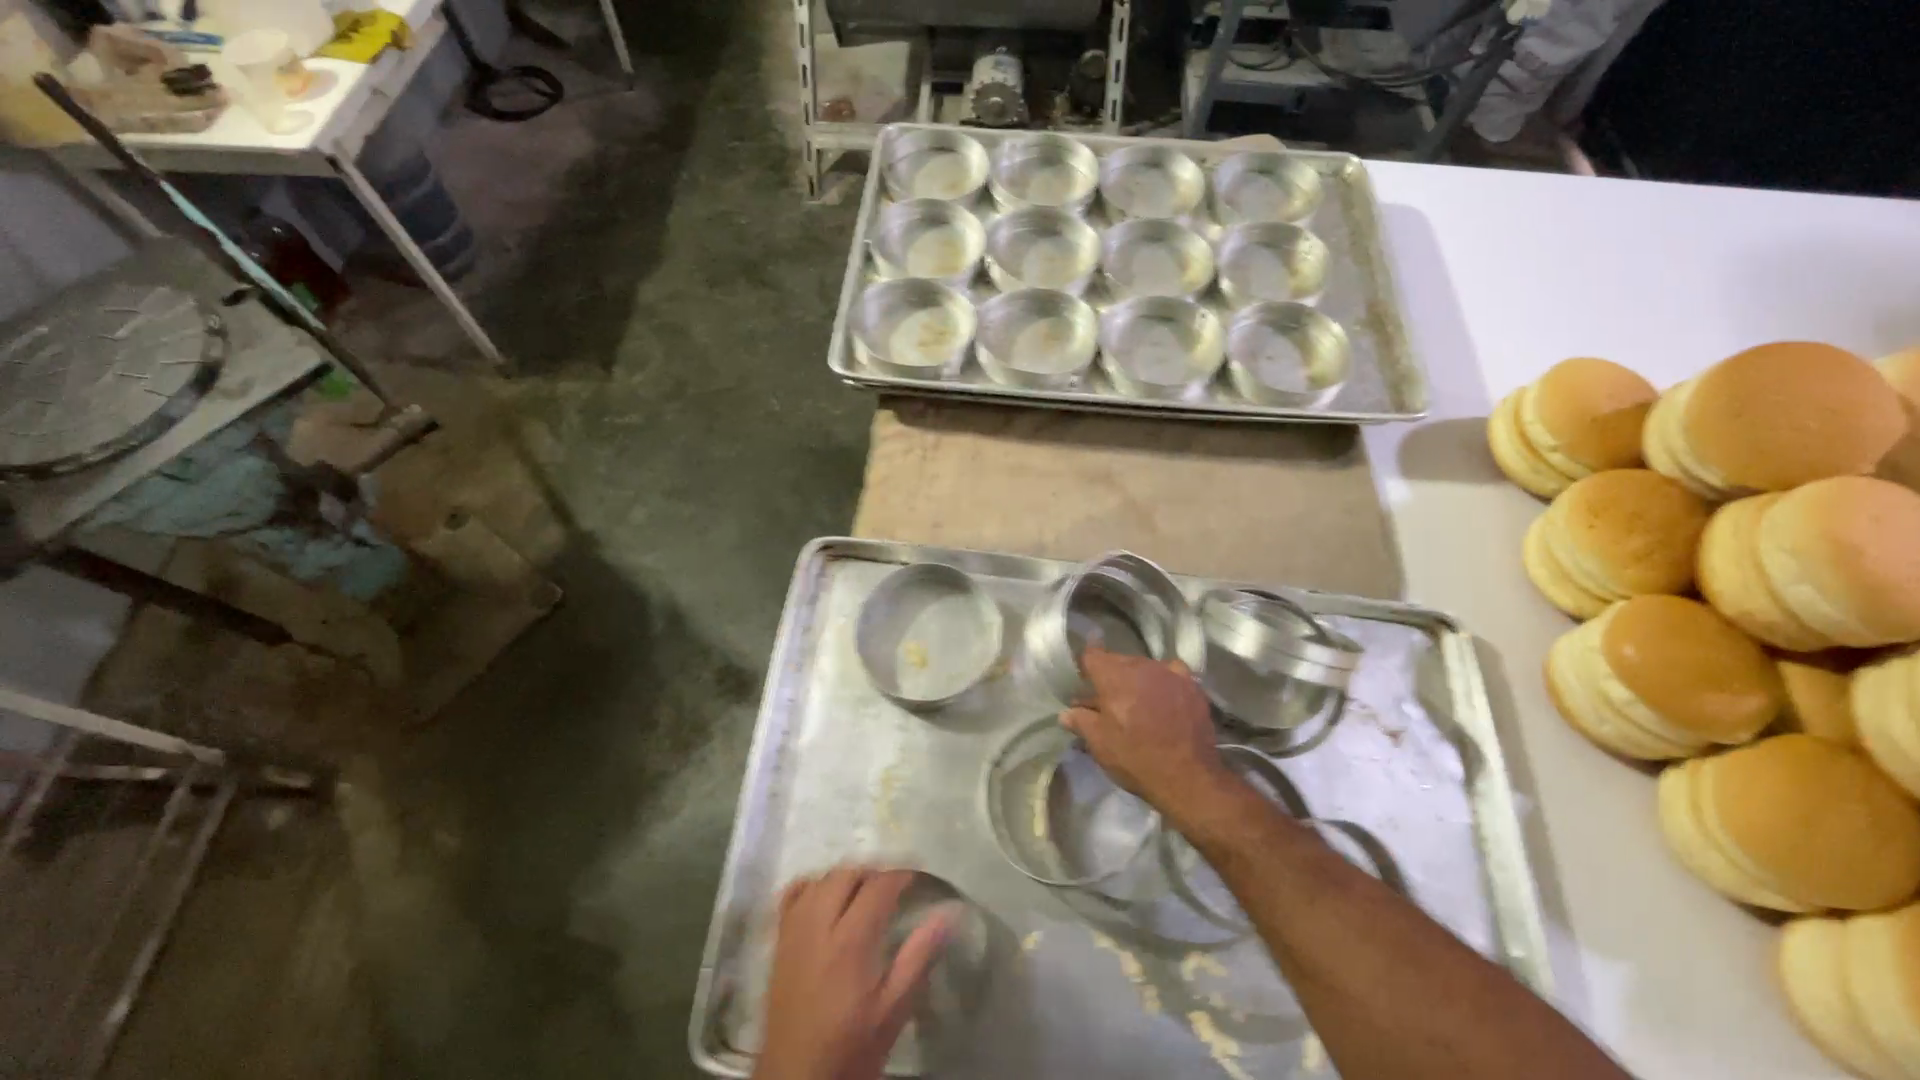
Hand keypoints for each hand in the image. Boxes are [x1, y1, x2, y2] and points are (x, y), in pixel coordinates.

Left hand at [755, 867, 952, 1079]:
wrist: (797, 1077)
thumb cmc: (851, 1047)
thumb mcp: (893, 1010)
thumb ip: (918, 958)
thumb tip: (948, 915)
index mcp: (850, 943)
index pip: (877, 887)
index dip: (900, 873)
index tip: (919, 874)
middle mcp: (818, 927)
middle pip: (845, 875)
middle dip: (872, 870)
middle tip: (894, 883)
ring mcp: (793, 933)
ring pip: (818, 880)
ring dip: (844, 875)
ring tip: (865, 888)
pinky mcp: (777, 944)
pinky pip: (790, 897)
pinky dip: (811, 887)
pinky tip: (824, 896)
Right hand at [1061, 646, 1228, 812]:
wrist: (1188, 778)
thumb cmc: (1136, 759)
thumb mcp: (1100, 744)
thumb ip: (1081, 721)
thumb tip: (1067, 713)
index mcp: (1115, 676)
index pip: (1091, 655)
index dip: (1084, 667)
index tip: (1082, 682)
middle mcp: (1143, 666)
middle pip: (1119, 660)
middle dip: (1110, 677)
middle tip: (1106, 701)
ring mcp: (1171, 673)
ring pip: (1146, 667)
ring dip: (1137, 679)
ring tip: (1137, 703)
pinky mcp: (1193, 686)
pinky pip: (1171, 674)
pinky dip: (1164, 683)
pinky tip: (1165, 698)